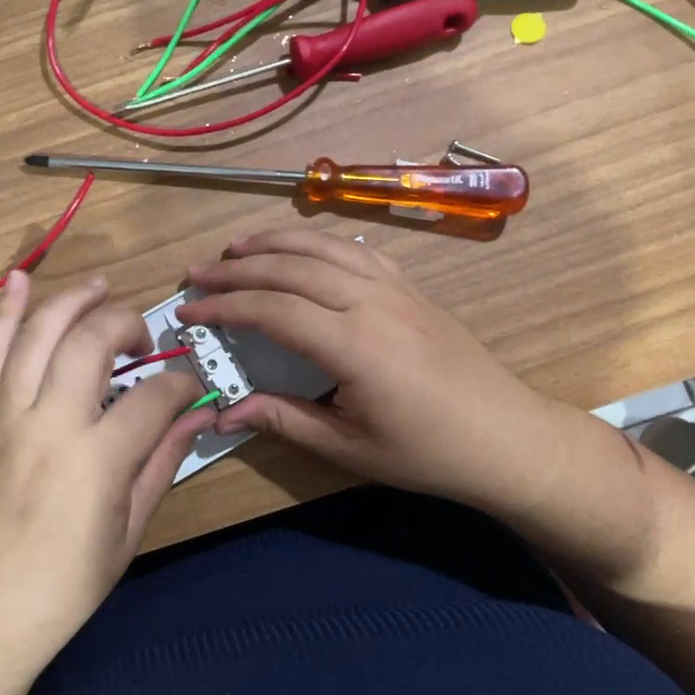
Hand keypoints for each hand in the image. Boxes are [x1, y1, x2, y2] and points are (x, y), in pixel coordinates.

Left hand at [0, 271, 209, 678]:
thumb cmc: (66, 586)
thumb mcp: (129, 531)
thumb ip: (163, 462)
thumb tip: (202, 415)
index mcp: (96, 461)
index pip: (153, 396)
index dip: (181, 385)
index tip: (190, 389)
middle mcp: (49, 425)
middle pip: (90, 342)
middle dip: (125, 324)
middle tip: (143, 340)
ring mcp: (6, 419)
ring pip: (37, 335)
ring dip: (70, 300)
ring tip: (99, 285)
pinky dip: (3, 315)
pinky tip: (18, 280)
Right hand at [178, 231, 577, 512]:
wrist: (506, 437)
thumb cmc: (426, 452)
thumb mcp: (347, 448)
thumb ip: (282, 420)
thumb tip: (222, 412)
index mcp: (354, 344)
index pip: (272, 309)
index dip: (224, 307)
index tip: (188, 312)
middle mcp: (372, 302)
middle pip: (290, 267)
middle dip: (236, 268)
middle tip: (196, 274)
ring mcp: (395, 288)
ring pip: (323, 247)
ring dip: (274, 242)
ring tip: (235, 247)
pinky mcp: (410, 287)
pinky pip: (355, 250)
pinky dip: (317, 242)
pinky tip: (300, 250)